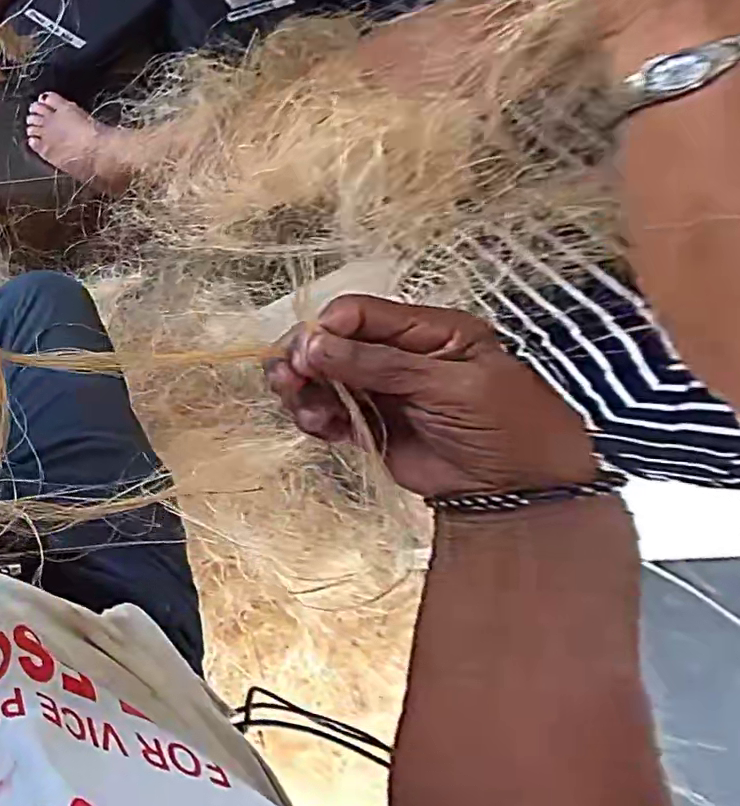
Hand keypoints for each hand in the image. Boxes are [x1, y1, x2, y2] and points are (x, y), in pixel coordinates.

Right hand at [264, 296, 597, 498]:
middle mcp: (392, 352)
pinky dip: (311, 418)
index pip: (354, 313)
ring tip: (312, 415)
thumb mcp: (451, 387)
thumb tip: (312, 344)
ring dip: (300, 393)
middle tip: (290, 383)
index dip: (321, 330)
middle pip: (321, 342)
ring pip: (311, 375)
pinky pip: (315, 407)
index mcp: (426, 332)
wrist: (514, 492)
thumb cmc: (507, 429)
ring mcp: (371, 386)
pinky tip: (326, 430)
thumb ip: (380, 364)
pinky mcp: (357, 416)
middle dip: (299, 361)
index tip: (304, 358)